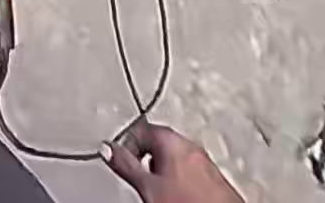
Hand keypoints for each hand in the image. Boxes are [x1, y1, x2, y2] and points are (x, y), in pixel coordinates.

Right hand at [101, 122, 255, 202]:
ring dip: (165, 173)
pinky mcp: (217, 182)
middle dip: (147, 161)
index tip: (120, 161)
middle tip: (142, 182)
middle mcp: (189, 145)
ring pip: (176, 160)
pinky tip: (180, 198)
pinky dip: (182, 183)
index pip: (138, 129)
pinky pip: (191, 174)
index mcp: (170, 138)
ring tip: (161, 194)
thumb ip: (125, 164)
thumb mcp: (148, 187)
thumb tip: (107, 148)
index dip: (125, 145)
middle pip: (158, 143)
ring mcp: (205, 163)